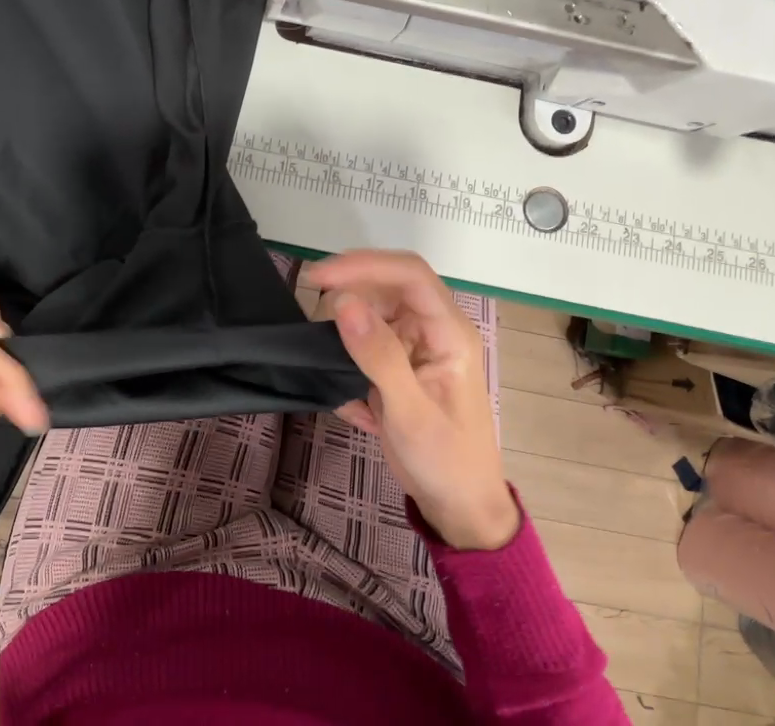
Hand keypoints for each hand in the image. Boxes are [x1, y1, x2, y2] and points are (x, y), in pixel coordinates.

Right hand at [312, 251, 519, 550]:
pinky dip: (347, 365)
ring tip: (332, 370)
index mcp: (449, 333)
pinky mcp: (399, 366)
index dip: (363, 265)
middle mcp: (434, 330)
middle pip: (386, 287)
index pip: (409, 274)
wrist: (460, 508)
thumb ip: (379, 356)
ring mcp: (416, 348)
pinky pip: (364, 346)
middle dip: (348, 297)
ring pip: (370, 314)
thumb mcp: (410, 413)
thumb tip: (343, 303)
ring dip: (344, 336)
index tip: (317, 278)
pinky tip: (354, 405)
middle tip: (314, 326)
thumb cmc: (446, 461)